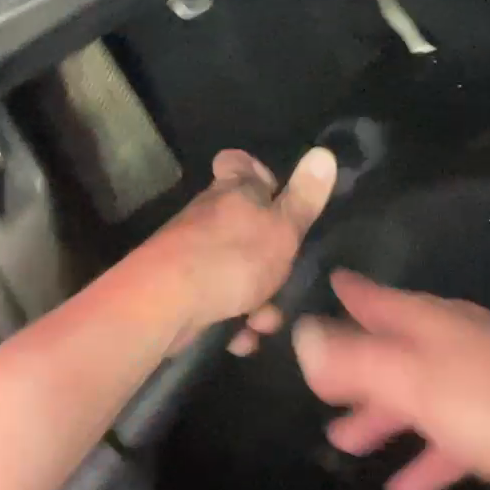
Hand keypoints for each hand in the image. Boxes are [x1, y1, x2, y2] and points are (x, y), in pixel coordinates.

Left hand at [129, 148, 336, 350]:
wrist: (165, 305)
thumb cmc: (232, 257)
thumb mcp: (281, 228)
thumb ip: (304, 198)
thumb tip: (324, 152)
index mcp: (234, 192)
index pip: (238, 163)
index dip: (257, 173)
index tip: (276, 194)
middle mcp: (210, 216)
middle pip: (246, 226)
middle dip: (272, 262)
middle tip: (284, 280)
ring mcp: (194, 253)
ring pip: (238, 271)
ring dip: (257, 302)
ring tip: (261, 322)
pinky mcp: (185, 289)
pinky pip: (219, 302)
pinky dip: (233, 321)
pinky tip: (240, 337)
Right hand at [293, 271, 489, 489]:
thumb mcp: (416, 379)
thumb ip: (356, 360)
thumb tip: (298, 334)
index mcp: (427, 323)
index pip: (372, 300)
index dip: (343, 296)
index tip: (320, 288)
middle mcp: (450, 343)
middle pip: (389, 351)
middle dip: (351, 371)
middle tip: (312, 391)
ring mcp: (480, 381)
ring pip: (416, 395)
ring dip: (381, 417)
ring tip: (344, 442)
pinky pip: (450, 436)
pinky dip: (425, 456)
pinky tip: (404, 488)